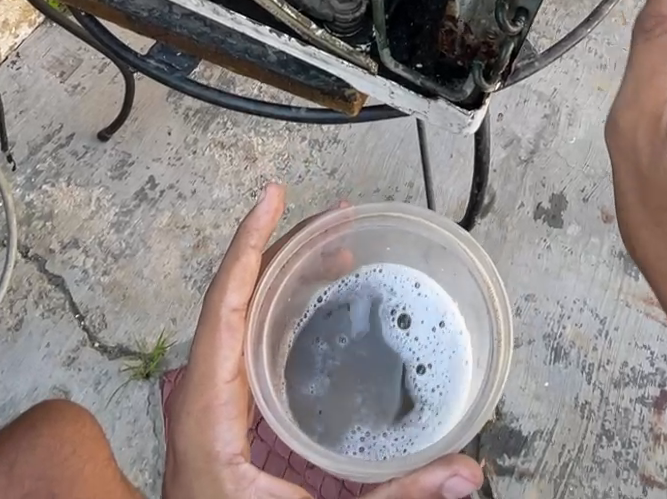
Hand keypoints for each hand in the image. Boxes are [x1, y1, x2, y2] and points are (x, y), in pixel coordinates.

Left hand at [163, 184, 485, 498]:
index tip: (272, 197)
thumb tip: (462, 472)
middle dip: (287, 245)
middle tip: (339, 217)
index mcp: (208, 412)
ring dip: (287, 271)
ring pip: (243, 312)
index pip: (225, 305)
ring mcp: (212, 399)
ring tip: (338, 246)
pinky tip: (315, 297)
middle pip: (238, 295)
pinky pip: (247, 335)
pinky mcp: (226, 409)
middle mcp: (204, 394)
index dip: (249, 244)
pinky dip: (281, 303)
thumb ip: (393, 494)